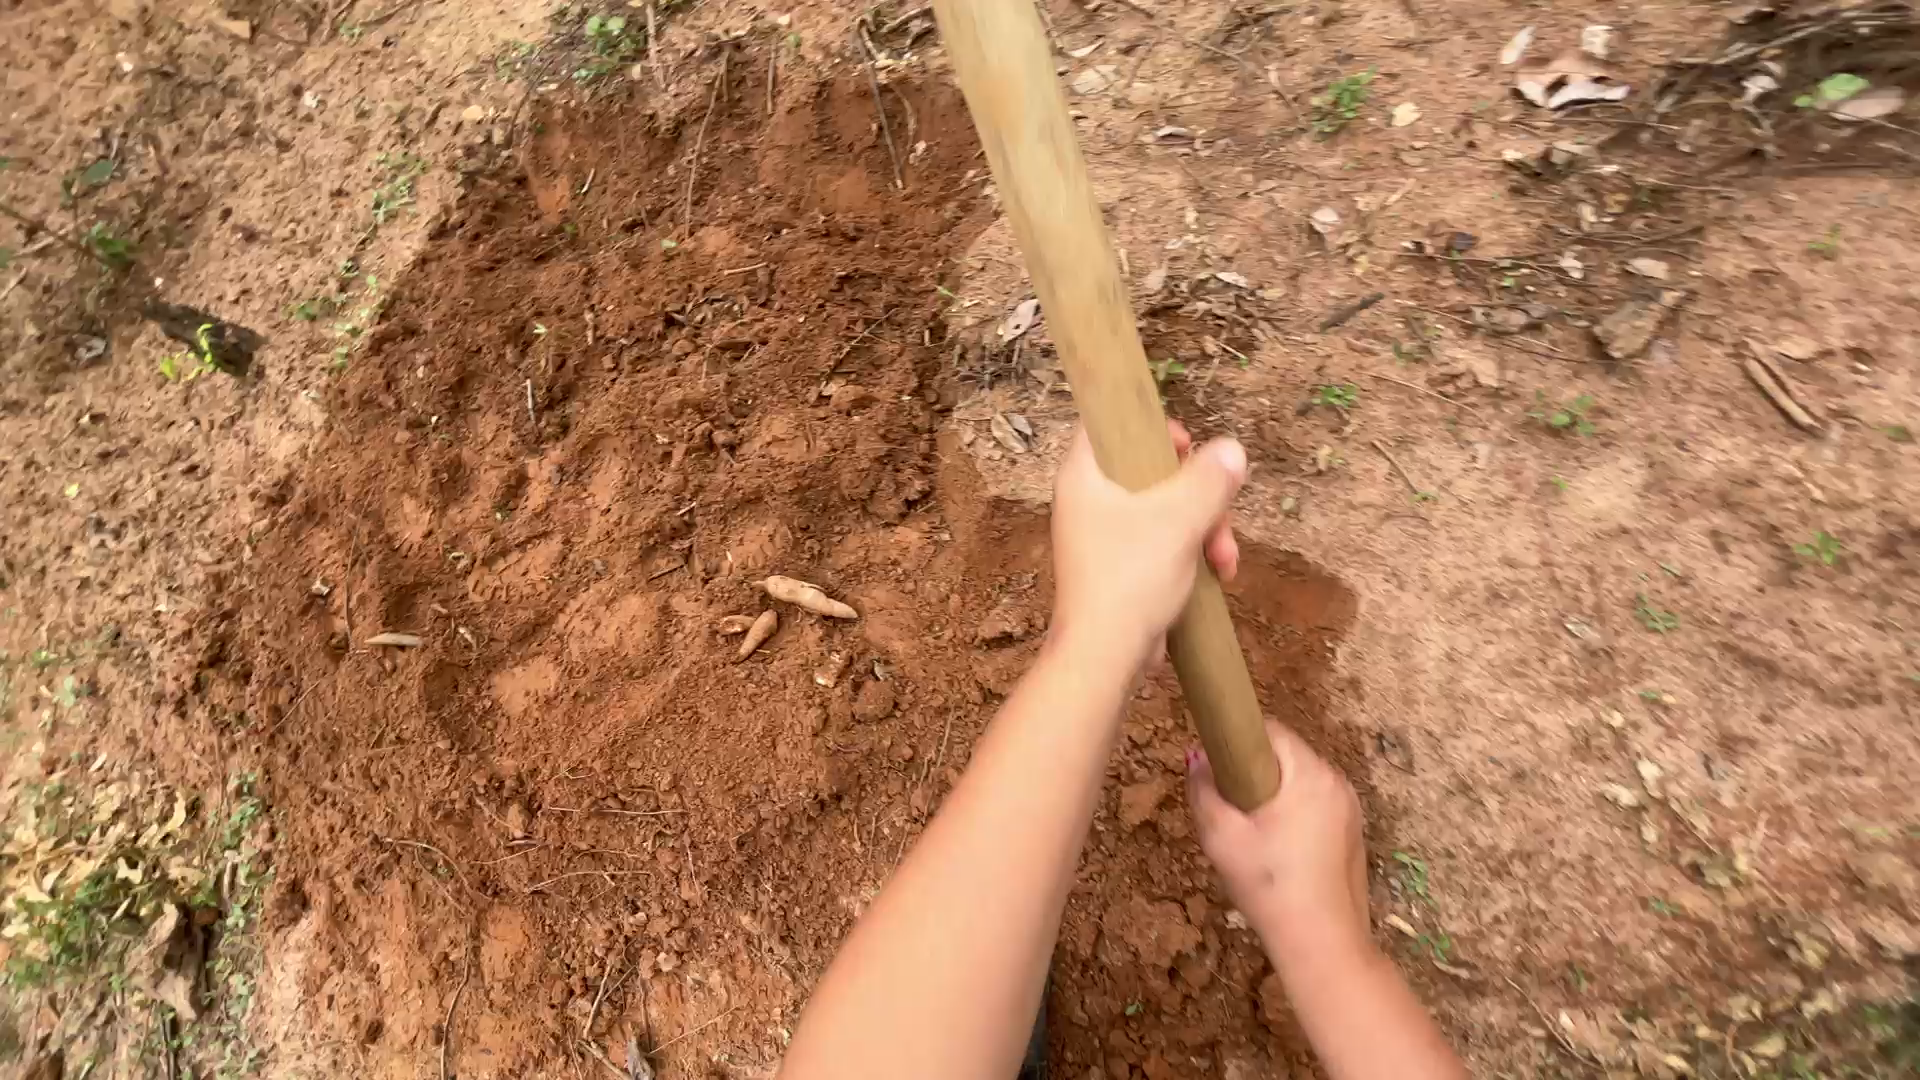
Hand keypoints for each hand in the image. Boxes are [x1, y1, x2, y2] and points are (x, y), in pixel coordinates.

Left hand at [1047, 421, 1246, 669]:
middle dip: (1197, 495)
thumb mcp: (1178, 519)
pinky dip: (1187, 553)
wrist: (1103, 654)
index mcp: (1084, 476)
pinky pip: (1159, 543)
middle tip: (1220, 514)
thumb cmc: (1130, 576)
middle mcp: (1087, 501)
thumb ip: (1208, 480)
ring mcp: (1101, 536)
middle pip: (1149, 472)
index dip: (1148, 427)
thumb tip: (1231, 449)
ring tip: (1224, 560)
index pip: (1107, 425)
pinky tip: (1216, 575)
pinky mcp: (1117, 567)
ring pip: (1163, 511)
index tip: (1186, 447)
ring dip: (1203, 529)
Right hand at [1186, 722, 1369, 965]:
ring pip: (1298, 778)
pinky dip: (1292, 810)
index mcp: (1310, 774)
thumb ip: (1202, 788)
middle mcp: (1337, 781)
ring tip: (1250, 829)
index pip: (1268, 729)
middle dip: (1252, 769)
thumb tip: (1196, 756)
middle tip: (1229, 805)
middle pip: (1284, 754)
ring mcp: (1350, 807)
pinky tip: (1276, 846)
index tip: (1216, 767)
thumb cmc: (1269, 884)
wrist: (1323, 946)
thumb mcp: (1220, 835)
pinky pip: (1314, 801)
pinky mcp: (1353, 831)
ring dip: (1272, 790)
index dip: (1236, 740)